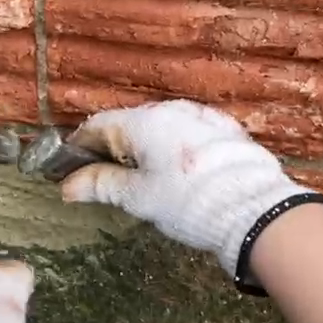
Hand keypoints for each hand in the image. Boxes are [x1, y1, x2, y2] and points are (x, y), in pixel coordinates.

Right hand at [59, 101, 310, 275]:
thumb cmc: (188, 204)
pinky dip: (172, 149)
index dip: (80, 146)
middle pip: (130, 124)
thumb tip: (67, 186)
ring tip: (140, 177)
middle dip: (112, 147)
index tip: (69, 166)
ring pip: (160, 128)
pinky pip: (188, 135)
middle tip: (101, 176)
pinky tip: (176, 173)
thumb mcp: (138, 198)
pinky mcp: (227, 132)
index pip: (99, 125)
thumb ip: (101, 185)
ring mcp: (203, 118)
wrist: (255, 212)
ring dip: (144, 148)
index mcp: (145, 121)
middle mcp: (173, 110)